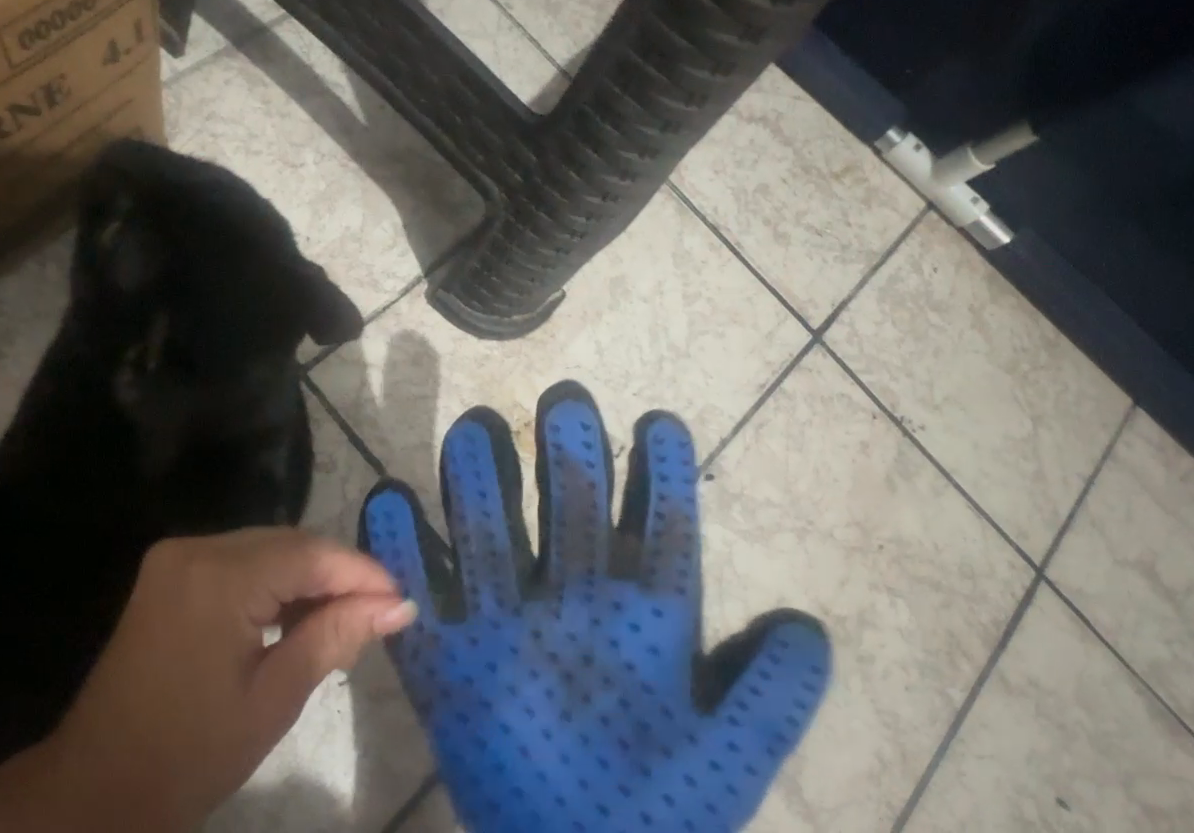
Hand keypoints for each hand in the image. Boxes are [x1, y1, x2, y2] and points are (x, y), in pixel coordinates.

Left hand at [0, 528, 416, 832]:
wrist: (99, 783)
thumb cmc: (192, 751)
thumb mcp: (274, 698)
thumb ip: (335, 637)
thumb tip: (398, 606)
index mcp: (218, 577)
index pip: (308, 554)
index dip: (360, 573)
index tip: (403, 600)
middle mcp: (194, 549)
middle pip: (286, 543)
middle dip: (336, 574)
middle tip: (380, 613)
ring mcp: (175, 559)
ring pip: (263, 549)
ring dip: (305, 578)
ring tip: (345, 620)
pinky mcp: (168, 574)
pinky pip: (236, 562)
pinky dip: (271, 583)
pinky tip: (295, 617)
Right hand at [358, 382, 831, 832]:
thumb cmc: (656, 811)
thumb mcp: (726, 758)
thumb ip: (769, 695)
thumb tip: (804, 622)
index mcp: (637, 625)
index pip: (656, 535)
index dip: (662, 480)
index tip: (660, 422)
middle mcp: (568, 611)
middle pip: (566, 516)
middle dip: (568, 456)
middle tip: (565, 401)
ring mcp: (502, 634)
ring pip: (486, 540)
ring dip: (479, 484)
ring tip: (475, 428)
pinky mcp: (444, 669)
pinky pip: (414, 602)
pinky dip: (398, 552)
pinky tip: (390, 500)